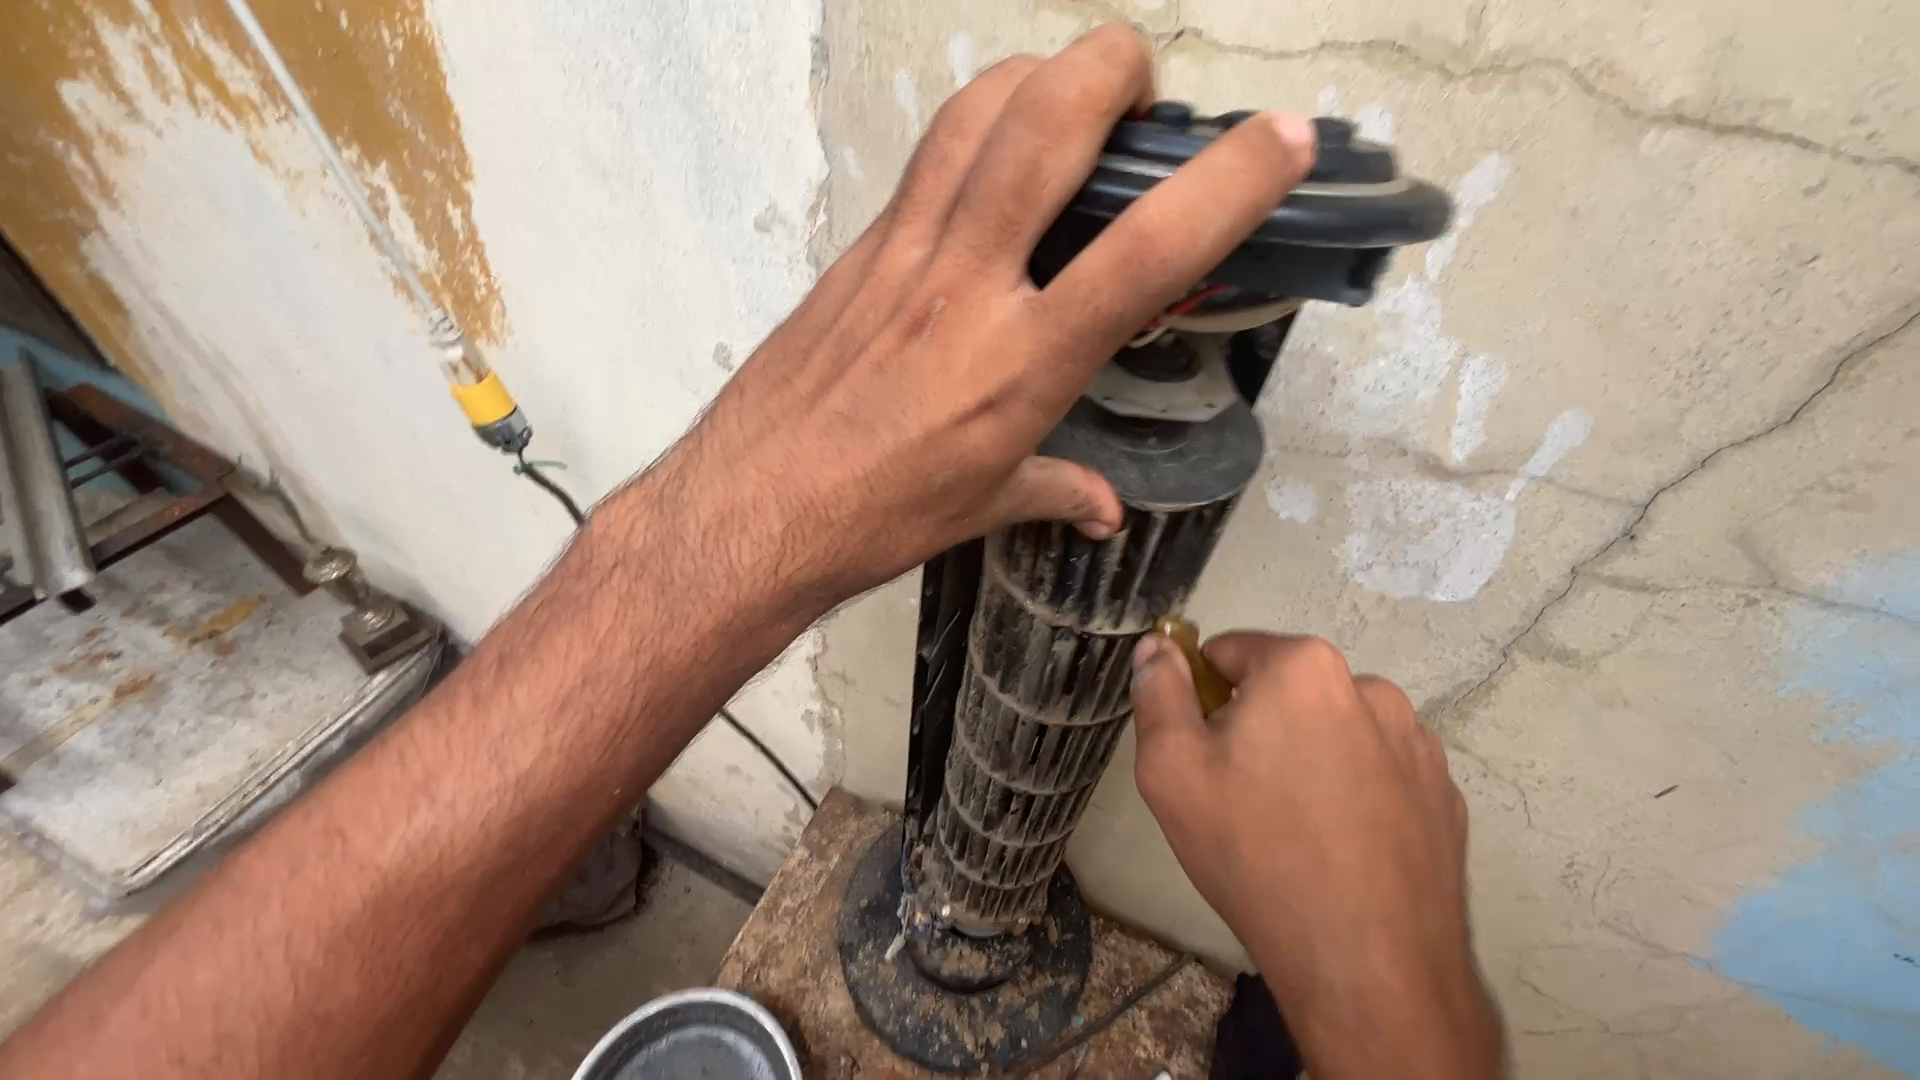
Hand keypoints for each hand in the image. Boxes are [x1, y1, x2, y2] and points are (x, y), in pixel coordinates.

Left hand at [646, 26, 1315, 616]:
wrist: (753, 509)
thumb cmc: (874, 518)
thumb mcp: (982, 508)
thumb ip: (1054, 490)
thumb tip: (1101, 508)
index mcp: (1020, 365)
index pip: (1145, 253)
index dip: (1228, 185)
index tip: (1280, 140)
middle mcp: (965, 288)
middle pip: (1045, 124)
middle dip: (1112, 68)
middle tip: (1141, 89)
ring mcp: (901, 257)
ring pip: (973, 116)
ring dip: (1034, 76)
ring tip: (1067, 97)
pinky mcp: (855, 253)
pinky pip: (922, 164)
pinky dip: (968, 135)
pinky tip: (984, 165)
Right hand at [1130, 632, 1501, 1078]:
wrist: (1367, 965)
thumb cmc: (1253, 850)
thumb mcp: (1171, 768)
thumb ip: (1157, 692)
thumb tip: (1157, 646)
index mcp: (1303, 666)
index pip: (1226, 652)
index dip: (1199, 699)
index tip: (1201, 755)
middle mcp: (1371, 687)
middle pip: (1282, 689)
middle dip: (1254, 726)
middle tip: (1238, 796)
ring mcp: (1418, 742)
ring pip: (1331, 728)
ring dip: (1305, 754)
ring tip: (1292, 827)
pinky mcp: (1444, 793)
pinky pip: (1376, 770)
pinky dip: (1351, 790)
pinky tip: (1338, 845)